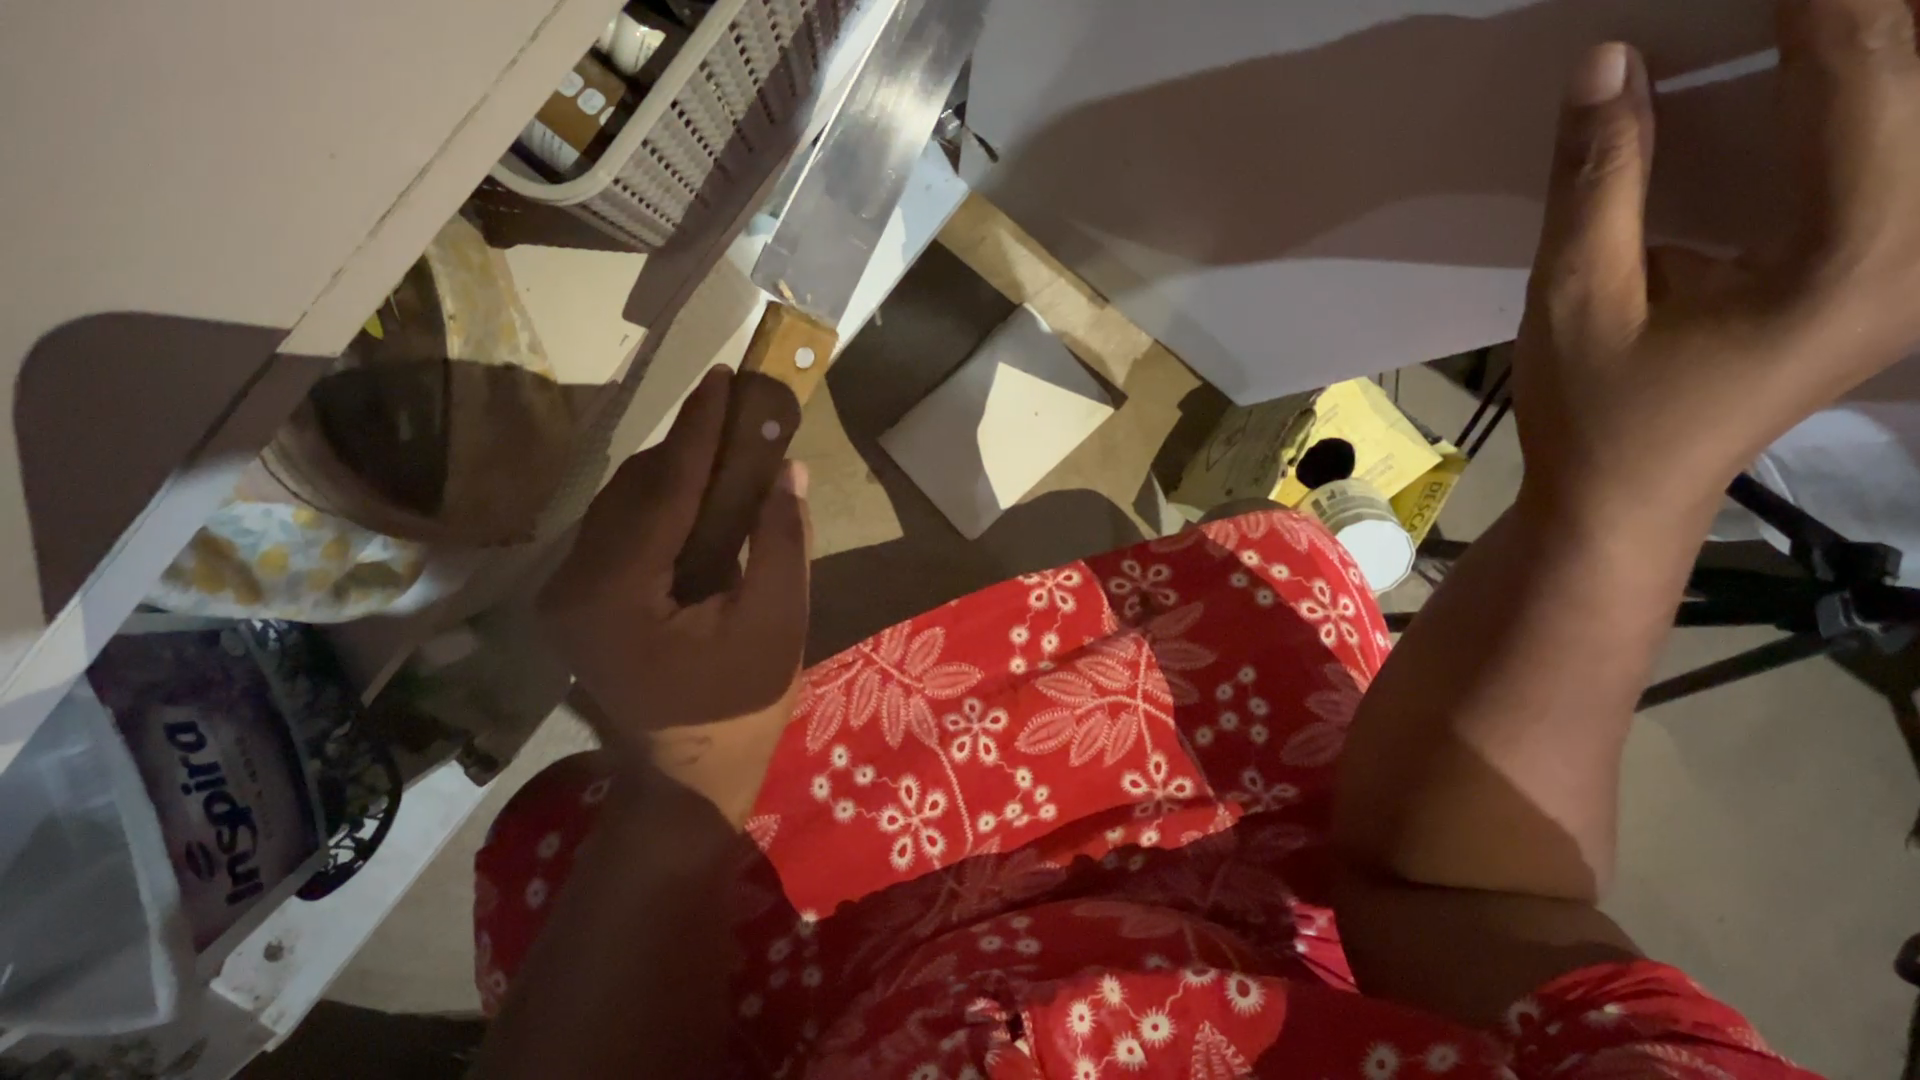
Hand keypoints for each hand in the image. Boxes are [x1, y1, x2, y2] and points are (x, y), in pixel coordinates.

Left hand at [540, 366, 811, 821]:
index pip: (664, 489)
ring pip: (621, 506)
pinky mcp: (575, 603)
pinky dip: (660, 507)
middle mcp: (572, 585)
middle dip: (689, 448)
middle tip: (740, 415)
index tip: (726, 377)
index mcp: (616, 594)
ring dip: (674, 474)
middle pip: (634, 490)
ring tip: (729, 453)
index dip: (701, 430)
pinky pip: (618, 532)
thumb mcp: (777, 623)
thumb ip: (781, 541)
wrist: (688, 779)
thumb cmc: (740, 707)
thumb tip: (787, 469)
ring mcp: (565, 596)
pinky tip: (700, 501)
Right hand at [1515, 0, 1919, 517]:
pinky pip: (1905, 150)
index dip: (1823, 1)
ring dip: (1875, 58)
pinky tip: (1827, 77)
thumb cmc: (1594, 415)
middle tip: (1788, 11)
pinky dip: (1871, 99)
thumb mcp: (1575, 301)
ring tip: (1806, 33)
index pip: (1866, 74)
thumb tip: (1606, 61)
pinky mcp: (1902, 263)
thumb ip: (1600, 182)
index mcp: (1848, 257)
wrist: (1629, 496)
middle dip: (1863, 22)